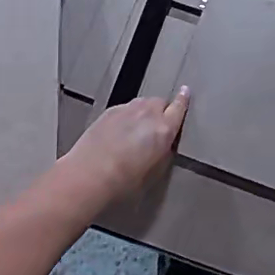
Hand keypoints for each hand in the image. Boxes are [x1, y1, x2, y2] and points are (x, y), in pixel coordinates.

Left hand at [59, 87, 189, 201]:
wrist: (89, 175)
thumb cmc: (121, 181)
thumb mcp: (155, 172)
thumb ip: (164, 152)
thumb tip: (164, 146)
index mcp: (163, 130)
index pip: (179, 108)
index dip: (183, 100)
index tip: (185, 93)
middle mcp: (147, 114)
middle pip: (160, 103)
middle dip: (161, 112)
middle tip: (156, 128)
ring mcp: (126, 110)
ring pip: (142, 103)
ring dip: (144, 112)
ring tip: (137, 131)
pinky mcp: (109, 112)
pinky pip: (125, 108)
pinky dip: (127, 116)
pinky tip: (120, 132)